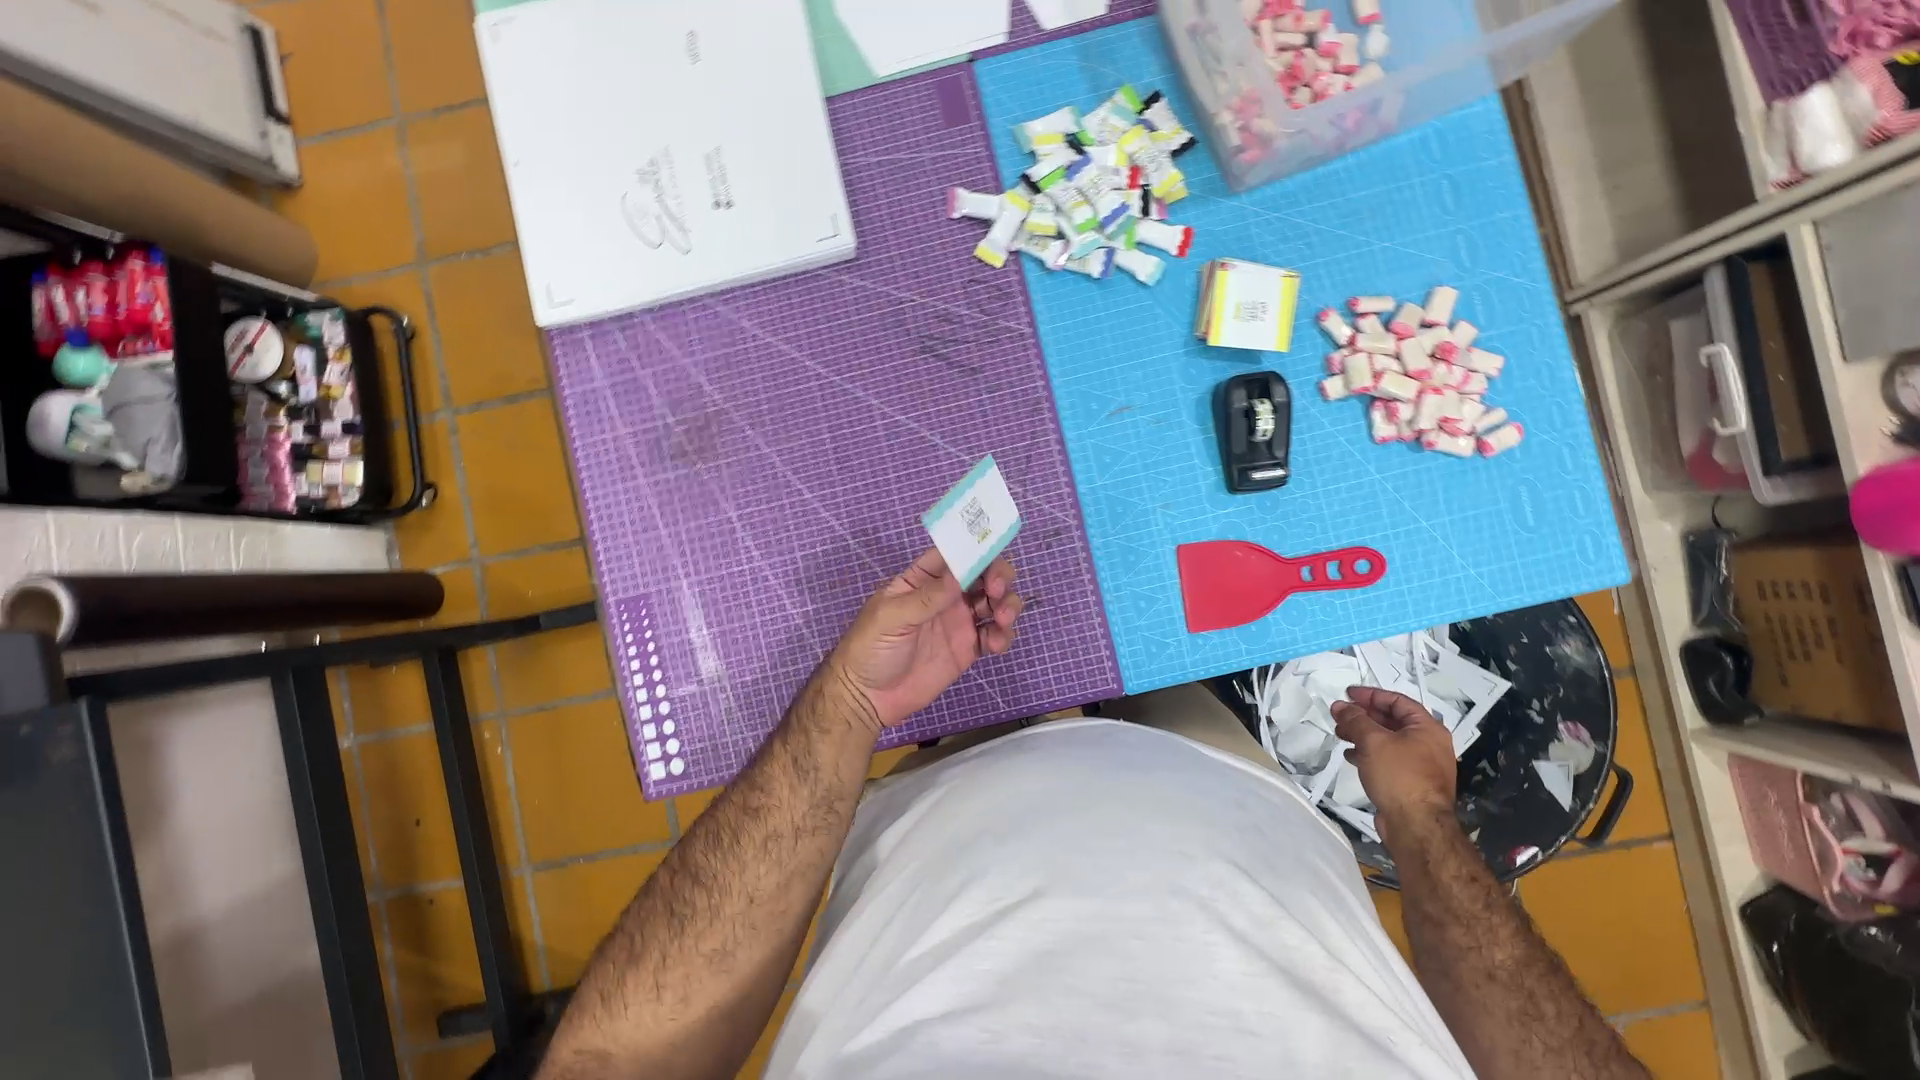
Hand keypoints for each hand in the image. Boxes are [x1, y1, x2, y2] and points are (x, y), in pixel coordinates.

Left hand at [827, 549, 1023, 731]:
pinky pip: (994, 635)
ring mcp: (958, 622)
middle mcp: (945, 596)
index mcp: (923, 580)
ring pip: (995, 602)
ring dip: (1007, 604)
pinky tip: (995, 644)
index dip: (976, 550)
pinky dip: (1003, 635)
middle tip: (997, 592)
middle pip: (983, 575)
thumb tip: (960, 574)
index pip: (955, 555)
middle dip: (998, 576)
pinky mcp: (968, 649)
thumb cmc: (869, 648)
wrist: (867, 697)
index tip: (990, 558)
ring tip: (1002, 619)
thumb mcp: (892, 616)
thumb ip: (927, 596)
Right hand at [1331, 687, 1457, 839]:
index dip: (1370, 695)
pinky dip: (1370, 754)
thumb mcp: (1373, 741)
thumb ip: (1355, 720)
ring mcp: (1422, 765)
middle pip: (1393, 721)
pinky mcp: (1411, 783)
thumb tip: (1340, 706)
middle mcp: (1429, 744)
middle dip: (1364, 716)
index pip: (1397, 701)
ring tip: (1340, 734)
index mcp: (1427, 728)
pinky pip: (1388, 760)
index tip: (1347, 694)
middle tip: (1340, 715)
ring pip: (1388, 741)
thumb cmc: (1399, 775)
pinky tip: (1352, 756)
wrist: (1416, 824)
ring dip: (1363, 735)